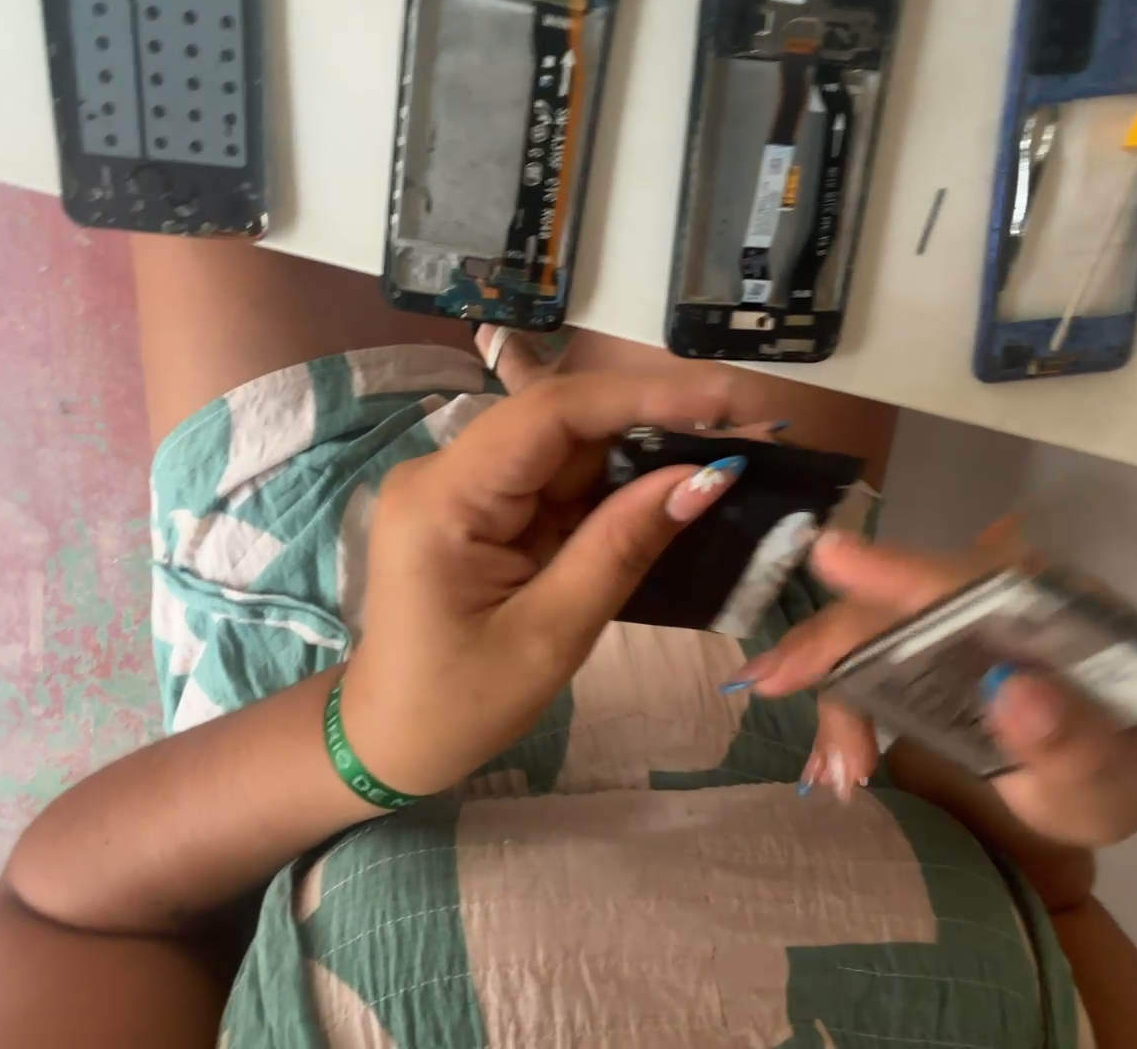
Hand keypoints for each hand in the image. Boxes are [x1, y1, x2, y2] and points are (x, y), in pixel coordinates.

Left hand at [339, 370, 757, 796]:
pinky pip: (552, 484)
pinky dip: (610, 490)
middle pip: (559, 423)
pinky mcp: (477, 510)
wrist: (390, 741)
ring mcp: (459, 488)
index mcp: (442, 498)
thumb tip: (706, 478)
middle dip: (652, 424)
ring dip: (639, 456)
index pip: (548, 413)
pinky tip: (667, 491)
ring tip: (723, 460)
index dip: (641, 396)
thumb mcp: (551, 634)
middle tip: (746, 433)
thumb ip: (622, 546)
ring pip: (563, 450)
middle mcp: (444, 473)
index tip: (724, 403)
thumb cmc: (459, 706)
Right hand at [732, 528, 1136, 848]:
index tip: (831, 556)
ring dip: (829, 687)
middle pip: (894, 601)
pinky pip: (854, 663)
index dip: (899, 568)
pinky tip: (832, 765)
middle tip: (771, 680)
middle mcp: (986, 600)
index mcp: (1048, 610)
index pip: (973, 578)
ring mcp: (941, 623)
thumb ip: (1077, 746)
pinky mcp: (908, 648)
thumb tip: (1016, 693)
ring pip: (861, 632)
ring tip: (832, 769)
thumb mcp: (1111, 785)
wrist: (1068, 790)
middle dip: (830, 640)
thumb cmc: (1099, 782)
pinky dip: (837, 711)